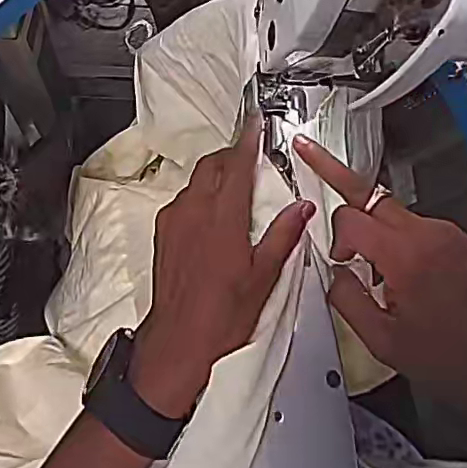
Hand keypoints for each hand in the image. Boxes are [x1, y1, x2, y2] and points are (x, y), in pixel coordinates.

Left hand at [133, 113, 312, 418]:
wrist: (177, 344)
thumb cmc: (220, 317)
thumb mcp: (264, 277)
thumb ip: (285, 235)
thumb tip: (302, 208)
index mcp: (224, 218)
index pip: (237, 164)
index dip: (248, 140)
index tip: (255, 123)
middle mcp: (194, 213)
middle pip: (213, 164)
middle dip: (232, 154)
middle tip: (250, 157)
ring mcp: (175, 221)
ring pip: (196, 181)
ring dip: (216, 174)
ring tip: (236, 188)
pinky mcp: (164, 234)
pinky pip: (183, 199)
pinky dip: (200, 194)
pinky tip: (212, 215)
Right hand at [294, 134, 466, 413]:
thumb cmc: (449, 359)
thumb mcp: (380, 339)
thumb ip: (346, 296)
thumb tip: (334, 271)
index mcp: (406, 256)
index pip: (351, 217)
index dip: (334, 236)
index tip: (332, 252)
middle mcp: (429, 235)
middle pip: (370, 196)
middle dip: (342, 193)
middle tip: (312, 157)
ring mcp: (447, 234)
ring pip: (391, 209)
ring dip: (373, 228)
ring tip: (373, 270)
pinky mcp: (457, 239)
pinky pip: (414, 224)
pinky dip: (397, 238)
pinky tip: (399, 272)